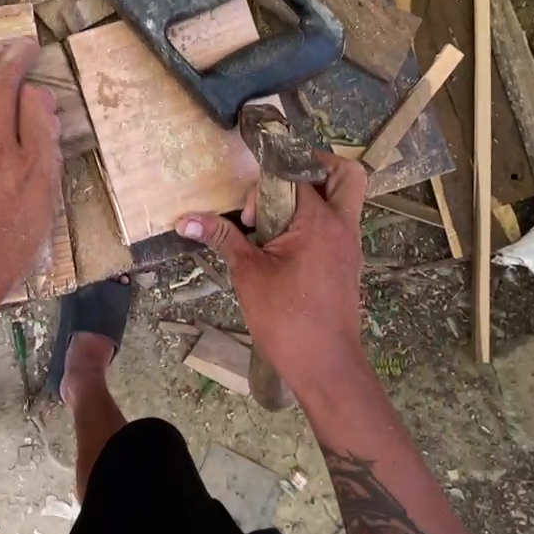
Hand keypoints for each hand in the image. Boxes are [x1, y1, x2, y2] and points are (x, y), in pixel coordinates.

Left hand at [0, 42, 60, 302]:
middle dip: (13, 58)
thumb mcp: (44, 207)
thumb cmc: (9, 249)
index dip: (37, 87)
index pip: (34, 104)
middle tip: (23, 44)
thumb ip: (45, 155)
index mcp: (31, 163)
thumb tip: (43, 113)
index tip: (39, 84)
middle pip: (3, 89)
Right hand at [174, 151, 369, 396]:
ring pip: (343, 197)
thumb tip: (184, 219)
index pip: (295, 175)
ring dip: (312, 192)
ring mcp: (348, 244)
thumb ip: (222, 236)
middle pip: (344, 174)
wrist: (325, 367)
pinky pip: (336, 222)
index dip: (266, 183)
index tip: (247, 210)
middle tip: (277, 181)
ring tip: (274, 213)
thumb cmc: (286, 318)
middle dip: (312, 165)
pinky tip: (280, 239)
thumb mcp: (247, 273)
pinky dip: (312, 217)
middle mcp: (342, 226)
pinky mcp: (346, 261)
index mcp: (319, 222)